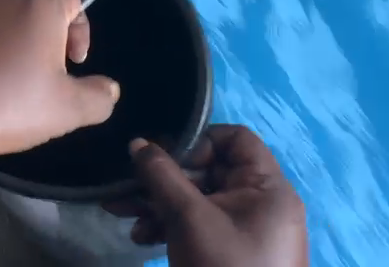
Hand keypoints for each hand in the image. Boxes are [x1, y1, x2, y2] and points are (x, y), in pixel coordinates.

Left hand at [0, 0, 119, 157]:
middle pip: (41, 3)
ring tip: (17, 82)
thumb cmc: (8, 102)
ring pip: (11, 14)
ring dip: (22, 41)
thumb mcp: (70, 109)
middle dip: (51, 37)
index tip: (73, 63)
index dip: (80, 29)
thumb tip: (107, 85)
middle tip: (47, 77)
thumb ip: (100, 94)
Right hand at [109, 126, 307, 266]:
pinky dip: (168, 222)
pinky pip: (199, 220)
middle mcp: (261, 204)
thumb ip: (159, 171)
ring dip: (157, 200)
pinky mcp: (233, 249)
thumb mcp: (187, 216)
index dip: (200, 140)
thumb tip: (137, 142)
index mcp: (268, 190)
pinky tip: (140, 234)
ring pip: (196, 195)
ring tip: (121, 210)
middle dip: (163, 175)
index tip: (170, 160)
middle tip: (130, 185)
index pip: (235, 138)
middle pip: (208, 167)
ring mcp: (247, 229)